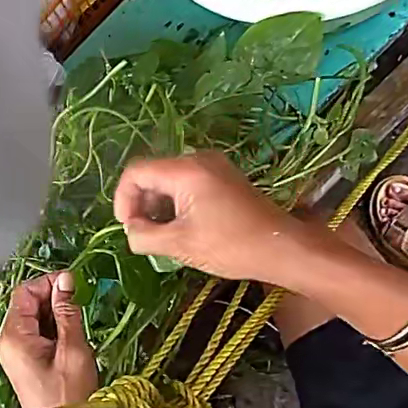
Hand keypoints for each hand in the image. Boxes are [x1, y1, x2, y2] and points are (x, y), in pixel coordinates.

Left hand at [0, 271, 97, 407]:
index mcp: (14, 335)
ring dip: (55, 312)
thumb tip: (66, 278)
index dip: (47, 283)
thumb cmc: (69, 395)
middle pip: (26, 303)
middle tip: (79, 302)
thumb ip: (67, 311)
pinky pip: (36, 332)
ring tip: (77, 320)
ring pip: (33, 317)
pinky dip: (53, 327)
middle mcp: (8, 340)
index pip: (24, 292)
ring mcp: (15, 351)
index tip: (73, 284)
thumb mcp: (73, 349)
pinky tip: (70, 334)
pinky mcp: (24, 360)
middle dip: (52, 297)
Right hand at [113, 151, 317, 284]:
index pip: (136, 172)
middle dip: (140, 203)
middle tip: (141, 233)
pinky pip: (185, 183)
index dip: (123, 198)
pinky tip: (179, 226)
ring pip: (167, 179)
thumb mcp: (180, 244)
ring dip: (157, 205)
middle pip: (151, 173)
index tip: (127, 226)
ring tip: (159, 233)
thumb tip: (130, 231)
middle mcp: (197, 159)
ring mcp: (213, 166)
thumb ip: (144, 236)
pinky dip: (174, 202)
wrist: (284, 248)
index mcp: (185, 170)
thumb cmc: (232, 245)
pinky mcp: (222, 177)